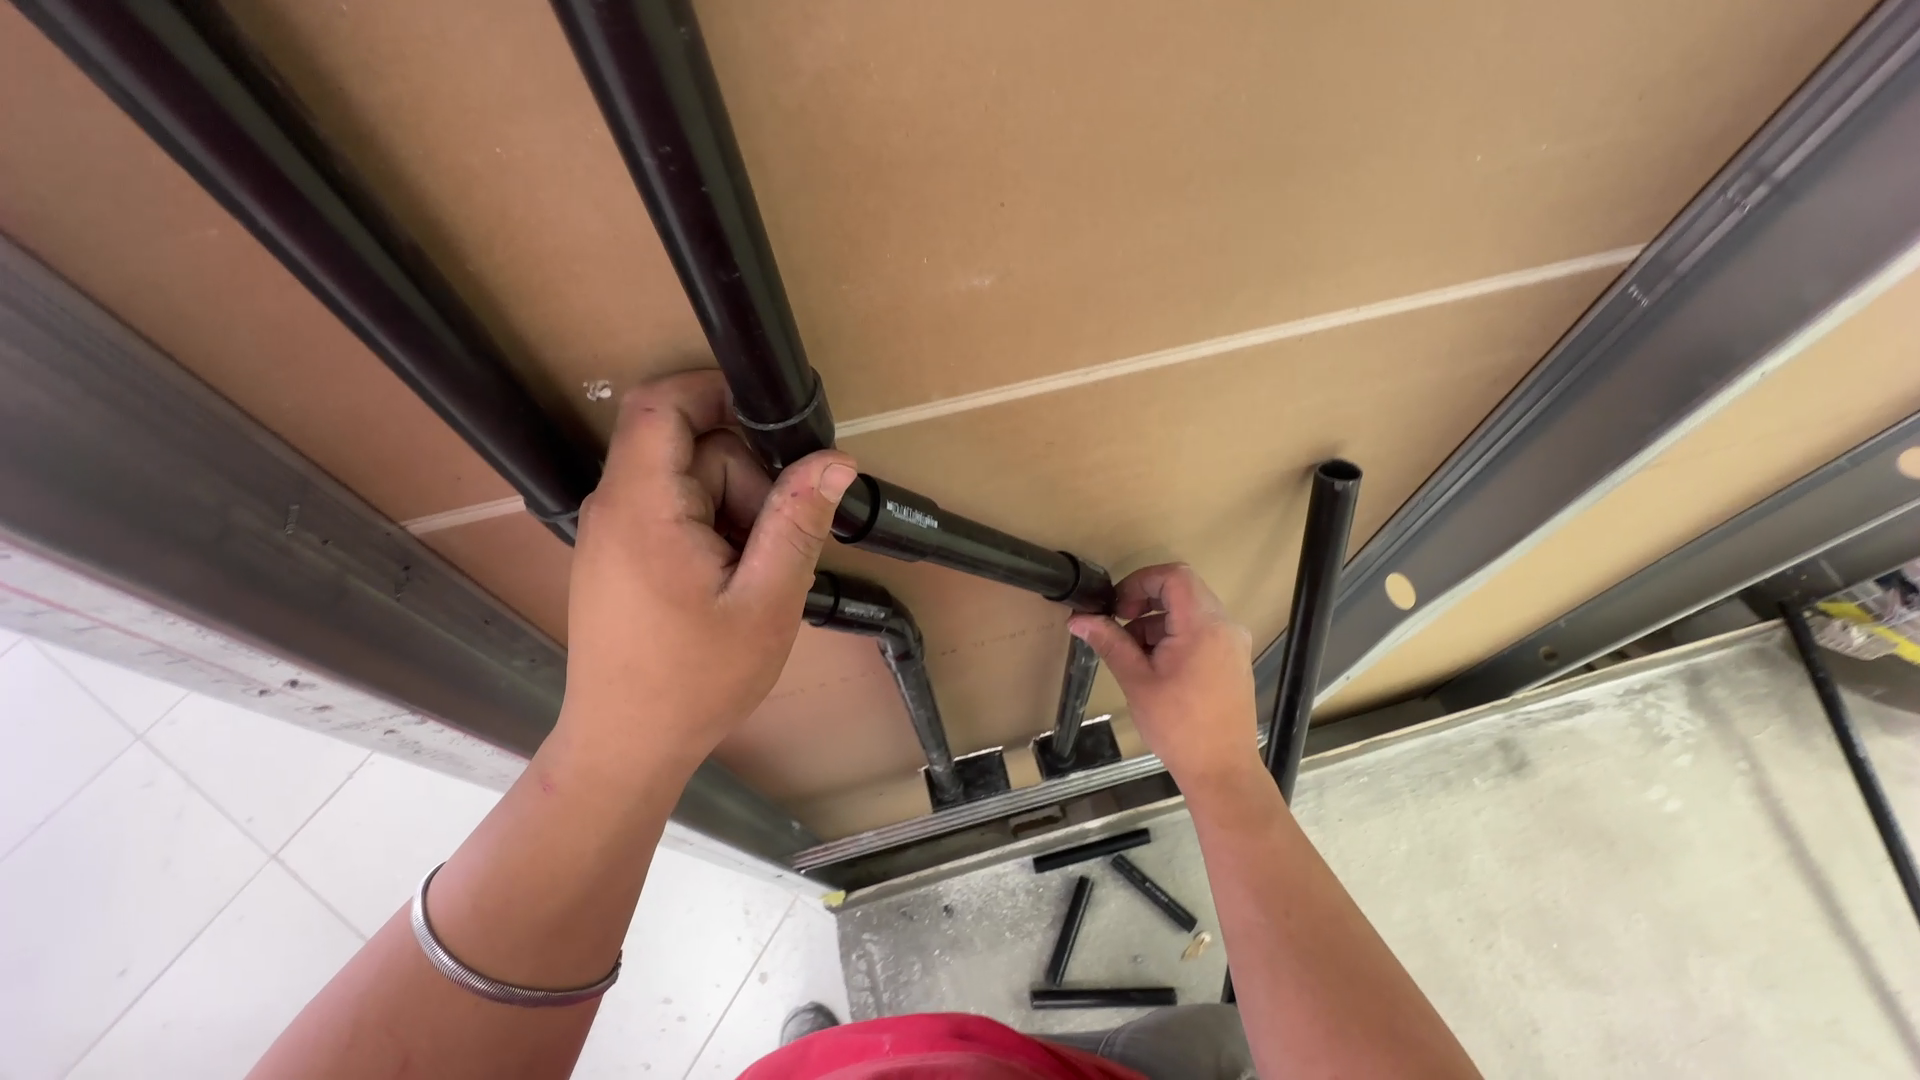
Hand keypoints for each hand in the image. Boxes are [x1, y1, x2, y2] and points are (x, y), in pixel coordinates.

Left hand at [558, 371, 857, 769]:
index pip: (662, 404)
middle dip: (745, 481)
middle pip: (690, 449)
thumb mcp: (766, 601)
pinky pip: (674, 513)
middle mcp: (615, 507)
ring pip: (688, 483)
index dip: (715, 391)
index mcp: (643, 507)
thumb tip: (836, 460)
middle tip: (771, 547)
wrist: (628, 744)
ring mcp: (612, 533)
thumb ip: (798, 523)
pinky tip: (729, 582)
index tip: (774, 424)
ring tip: (749, 577)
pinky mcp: (619, 556)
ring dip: (733, 513)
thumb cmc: (694, 681)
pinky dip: (713, 532)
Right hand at [1068, 563, 1261, 790]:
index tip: (1118, 607)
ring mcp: (1233, 643)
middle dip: (1145, 603)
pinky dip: (1174, 636)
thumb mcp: (1136, 680)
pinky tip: (1154, 666)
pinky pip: (1201, 630)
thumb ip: (1109, 642)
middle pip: (1183, 591)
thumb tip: (1079, 619)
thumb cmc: (1178, 727)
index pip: (1174, 576)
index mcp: (1204, 626)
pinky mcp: (1233, 659)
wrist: (1222, 770)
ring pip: (1190, 611)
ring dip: (1157, 622)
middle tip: (1119, 626)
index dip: (1140, 582)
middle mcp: (1225, 627)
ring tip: (1133, 654)